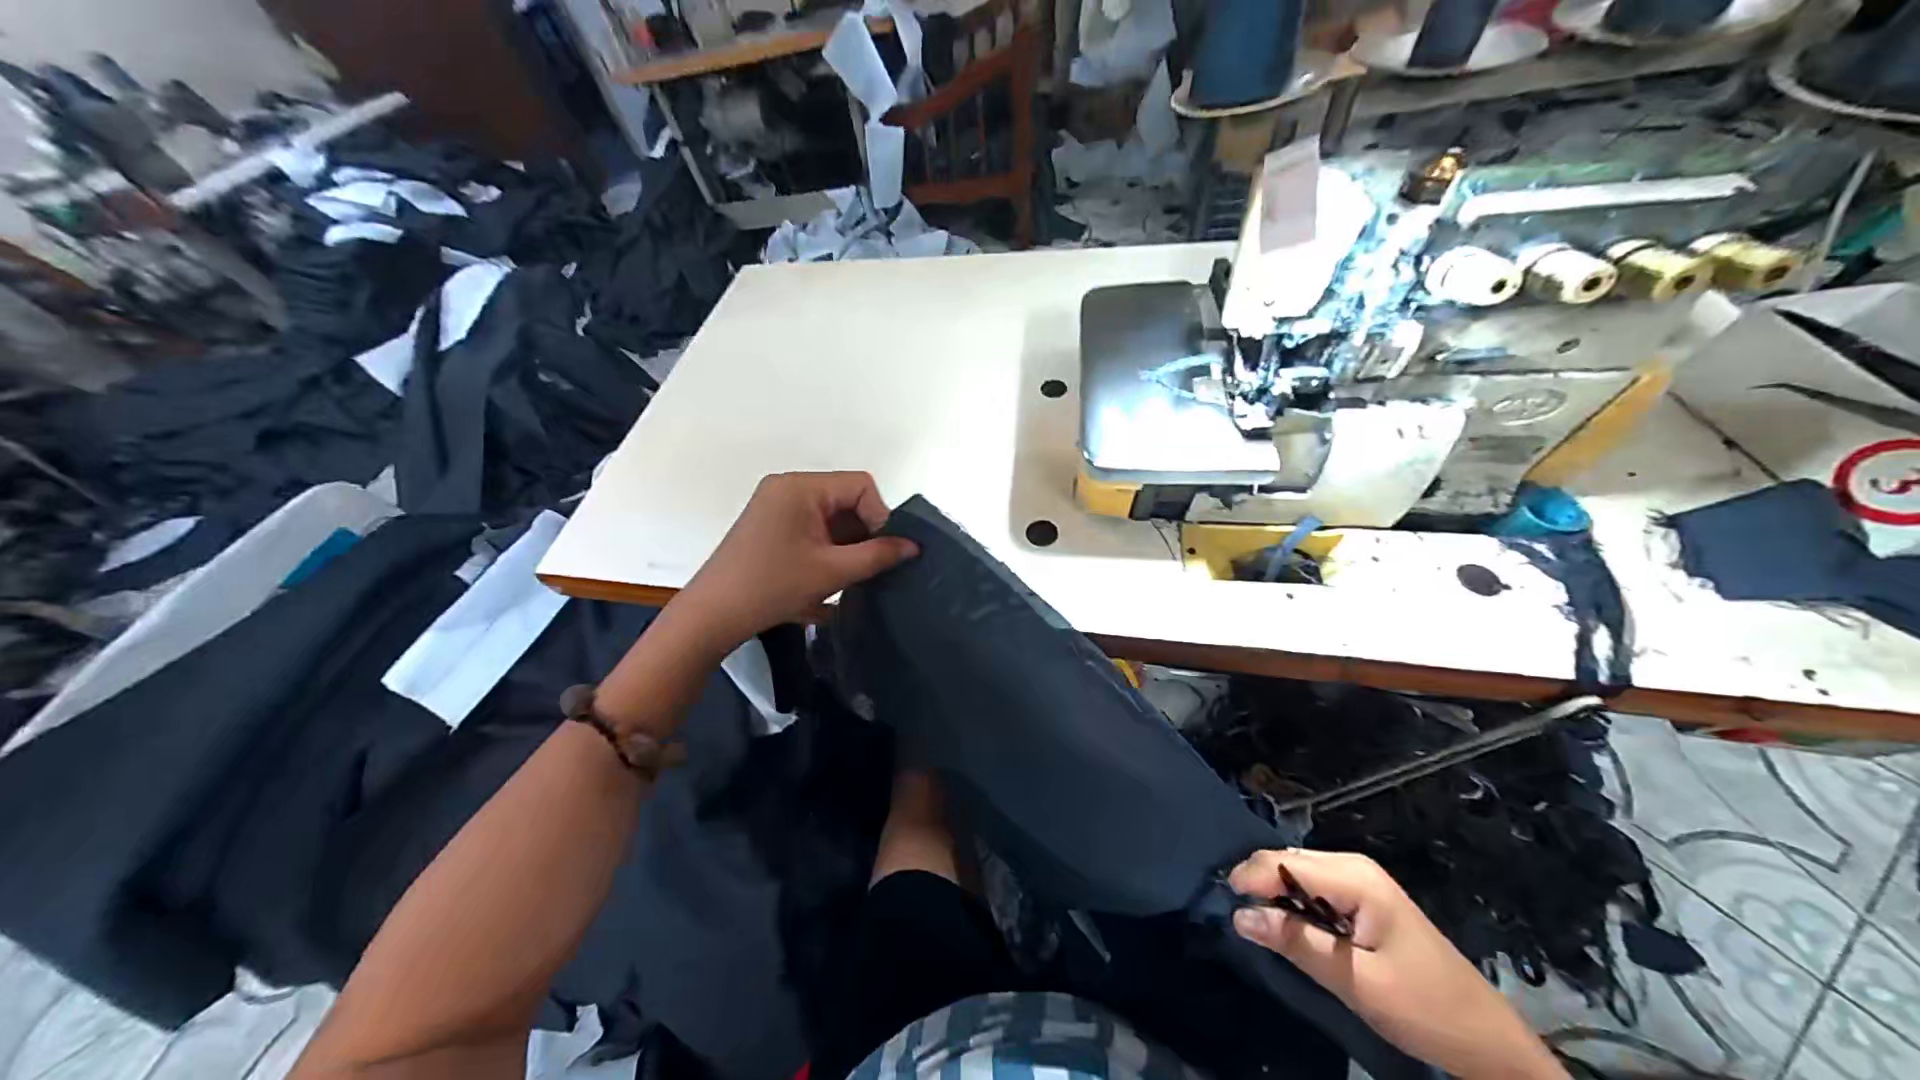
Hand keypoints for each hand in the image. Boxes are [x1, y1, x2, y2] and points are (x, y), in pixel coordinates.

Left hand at [668, 471, 918, 656]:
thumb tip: (913, 546)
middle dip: (863, 533)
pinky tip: (831, 579)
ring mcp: (776, 507)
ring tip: (850, 576)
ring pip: (831, 517)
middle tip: (869, 567)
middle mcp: (787, 488)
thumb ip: (878, 555)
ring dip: (847, 545)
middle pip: (846, 500)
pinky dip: (828, 550)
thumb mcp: (832, 572)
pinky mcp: (771, 527)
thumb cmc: (771, 587)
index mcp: (800, 487)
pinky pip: (813, 529)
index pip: (861, 485)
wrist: (713, 616)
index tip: (882, 552)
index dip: (880, 516)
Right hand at [1229, 849, 1567, 1079]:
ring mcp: (1360, 882)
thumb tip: (1239, 915)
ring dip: (1274, 898)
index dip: (1248, 880)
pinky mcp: (1362, 901)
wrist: (1487, 1041)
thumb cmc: (1424, 1008)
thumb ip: (1296, 943)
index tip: (1224, 910)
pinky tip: (1288, 930)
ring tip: (1257, 928)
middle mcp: (1354, 867)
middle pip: (1286, 862)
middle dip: (1258, 886)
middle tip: (1238, 922)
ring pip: (1295, 874)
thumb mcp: (1355, 981)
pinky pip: (1312, 889)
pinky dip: (1293, 906)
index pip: (1281, 862)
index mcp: (1354, 877)